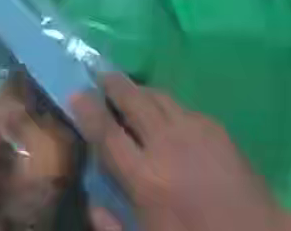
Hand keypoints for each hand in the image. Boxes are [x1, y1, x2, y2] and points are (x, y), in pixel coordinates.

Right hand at [70, 73, 290, 230]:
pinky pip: (181, 106)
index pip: (107, 135)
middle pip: (134, 101)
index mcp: (145, 178)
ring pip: (159, 96)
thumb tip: (92, 202)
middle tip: (100, 75)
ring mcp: (194, 128)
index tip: (76, 93)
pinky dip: (164, 103)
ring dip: (139, 90)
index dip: (88, 111)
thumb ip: (113, 227)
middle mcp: (167, 143)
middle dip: (114, 85)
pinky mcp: (215, 125)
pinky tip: (162, 111)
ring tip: (127, 88)